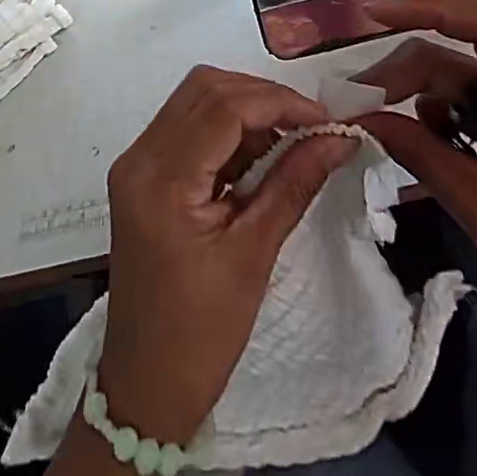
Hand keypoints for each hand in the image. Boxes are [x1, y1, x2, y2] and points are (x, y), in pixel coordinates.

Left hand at [97, 66, 357, 445]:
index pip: (224, 108)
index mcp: (160, 181)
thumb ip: (294, 183)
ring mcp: (136, 166)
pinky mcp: (144, 177)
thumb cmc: (201, 333)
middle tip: (311, 126)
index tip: (326, 121)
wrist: (145, 385)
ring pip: (197, 102)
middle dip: (264, 97)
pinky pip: (190, 129)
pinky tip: (263, 155)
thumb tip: (340, 138)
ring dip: (248, 110)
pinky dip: (231, 131)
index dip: (281, 102)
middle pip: (205, 90)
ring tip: (293, 140)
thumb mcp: (254, 255)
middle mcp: (139, 159)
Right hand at [351, 0, 476, 344]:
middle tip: (356, 102)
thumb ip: (423, 157)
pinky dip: (434, 121)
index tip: (376, 16)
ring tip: (376, 127)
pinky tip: (423, 149)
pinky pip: (464, 108)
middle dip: (405, 70)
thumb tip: (364, 118)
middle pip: (461, 54)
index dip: (434, 8)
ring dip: (414, 96)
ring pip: (457, 80)